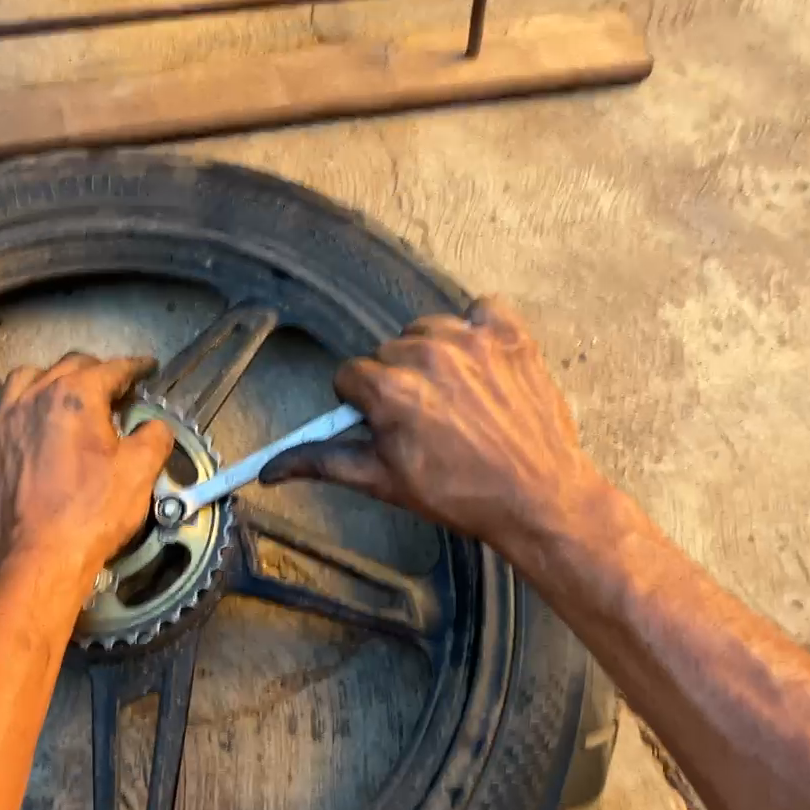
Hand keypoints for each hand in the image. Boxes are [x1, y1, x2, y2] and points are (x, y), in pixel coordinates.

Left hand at [0, 354, 174, 606]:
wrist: (40, 559)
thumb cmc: (92, 514)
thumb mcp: (140, 472)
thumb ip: (155, 437)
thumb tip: (156, 427)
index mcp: (75, 397)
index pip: (111, 370)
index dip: (134, 367)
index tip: (146, 369)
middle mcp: (33, 400)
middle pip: (66, 366)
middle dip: (94, 370)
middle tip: (112, 386)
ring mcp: (0, 426)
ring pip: (19, 381)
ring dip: (43, 378)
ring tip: (58, 389)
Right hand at [261, 297, 606, 554]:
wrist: (537, 499)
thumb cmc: (460, 494)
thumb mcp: (381, 480)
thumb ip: (322, 461)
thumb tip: (272, 468)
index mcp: (390, 389)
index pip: (350, 375)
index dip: (362, 403)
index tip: (384, 421)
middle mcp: (426, 354)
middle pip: (386, 353)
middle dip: (396, 382)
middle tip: (424, 419)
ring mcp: (471, 340)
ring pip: (426, 331)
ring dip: (432, 357)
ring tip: (455, 397)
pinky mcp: (509, 335)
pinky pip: (479, 311)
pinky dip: (477, 331)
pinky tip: (482, 366)